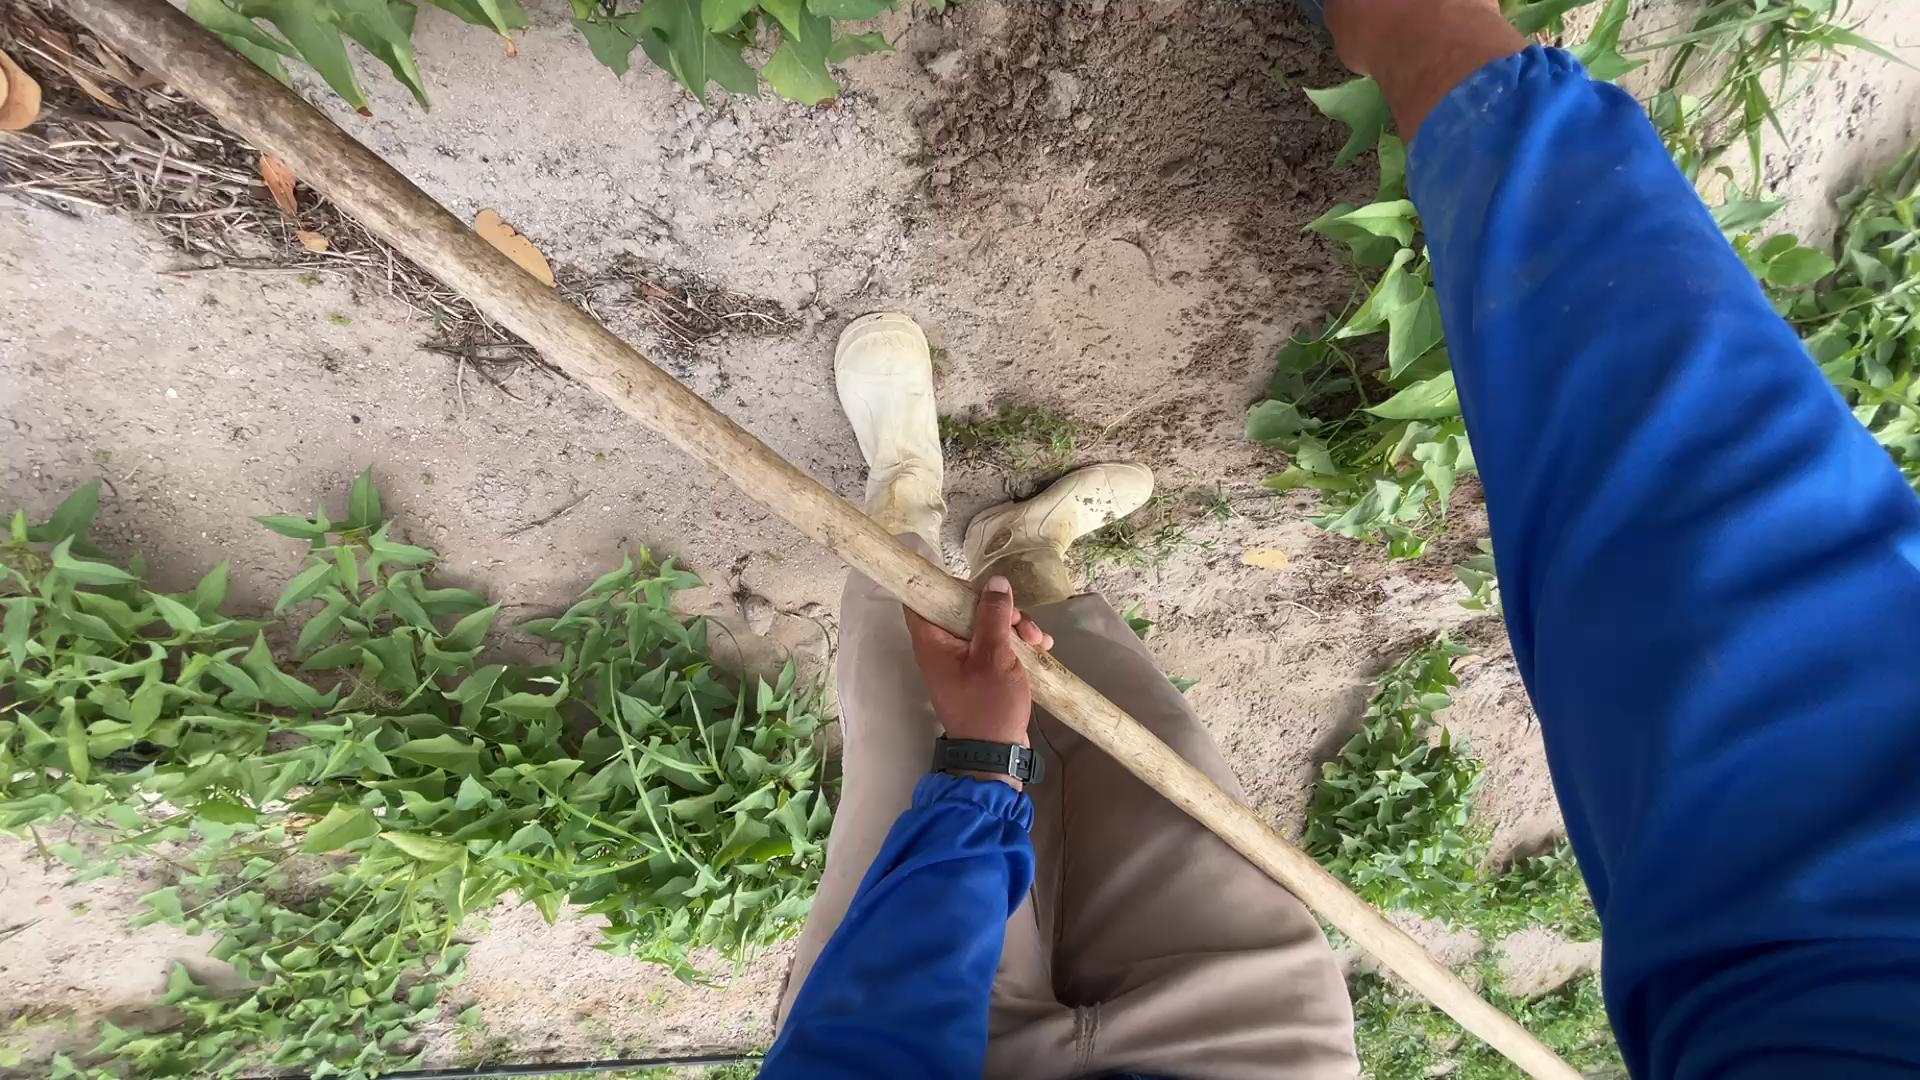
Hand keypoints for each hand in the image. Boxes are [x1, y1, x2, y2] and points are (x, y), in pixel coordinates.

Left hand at [903, 576, 1052, 750]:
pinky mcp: (982, 670)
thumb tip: (996, 582)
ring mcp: (963, 660)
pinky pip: (996, 644)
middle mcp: (943, 647)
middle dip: (998, 608)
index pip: (922, 598)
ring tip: (1038, 639)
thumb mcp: (994, 656)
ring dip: (1014, 626)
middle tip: (1020, 621)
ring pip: (985, 625)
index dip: (946, 585)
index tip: (978, 586)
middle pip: (964, 608)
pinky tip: (1040, 647)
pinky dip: (1016, 642)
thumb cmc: (988, 706)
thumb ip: (994, 616)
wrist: (996, 756)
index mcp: (933, 641)